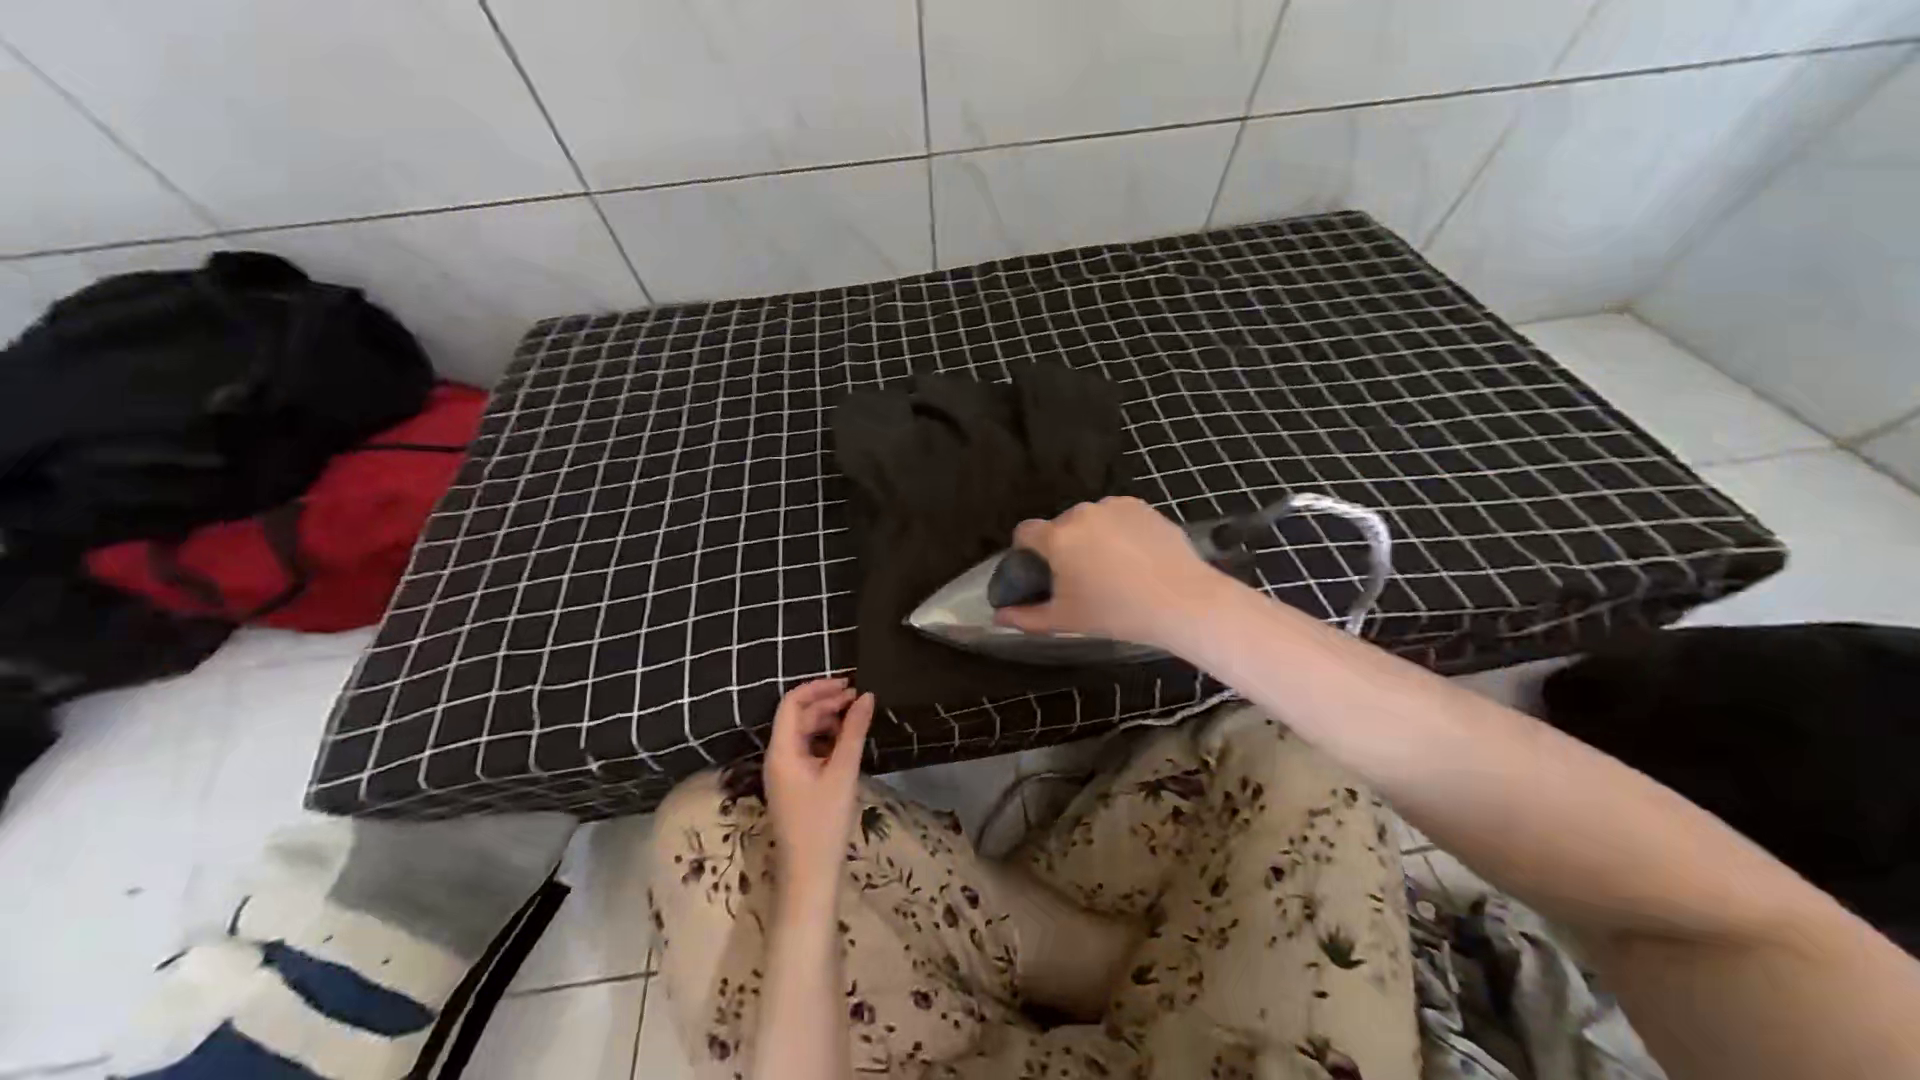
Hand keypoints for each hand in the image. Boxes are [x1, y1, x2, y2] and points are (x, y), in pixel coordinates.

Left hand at [763, 678, 873, 902]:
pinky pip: (807, 750)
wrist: (810, 874)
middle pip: (797, 716)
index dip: (818, 687)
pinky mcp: (794, 785)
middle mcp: (777, 757)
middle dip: (827, 702)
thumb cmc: (824, 822)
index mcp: (781, 751)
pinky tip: (847, 742)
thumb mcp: (843, 772)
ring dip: (828, 720)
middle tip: (859, 699)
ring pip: (803, 733)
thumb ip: (854, 731)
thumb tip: (866, 697)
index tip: (849, 683)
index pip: (792, 703)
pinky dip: (826, 739)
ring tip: (856, 718)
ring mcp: (784, 772)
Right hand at [992, 496, 1235, 649]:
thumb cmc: (1117, 613)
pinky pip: (1117, 516)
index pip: (1024, 532)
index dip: (1026, 551)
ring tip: (1112, 568)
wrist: (1183, 601)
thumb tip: (998, 618)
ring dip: (1091, 537)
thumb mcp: (1066, 620)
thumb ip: (1026, 617)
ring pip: (1090, 520)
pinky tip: (1134, 557)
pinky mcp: (1142, 506)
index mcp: (1058, 537)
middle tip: (1081, 577)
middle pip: (1059, 527)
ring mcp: (1115, 506)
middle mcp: (1082, 513)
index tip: (1039, 571)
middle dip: (1063, 547)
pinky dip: (1118, 531)